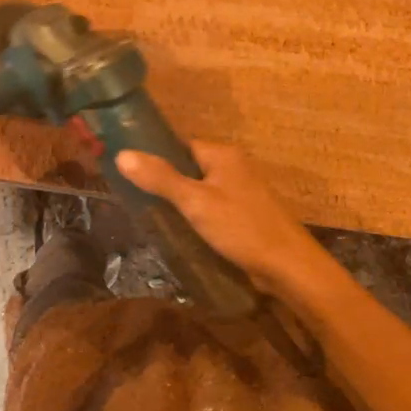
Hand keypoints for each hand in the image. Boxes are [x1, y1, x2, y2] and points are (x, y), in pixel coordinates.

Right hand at [115, 143, 333, 300]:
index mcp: (222, 155)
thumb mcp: (195, 202)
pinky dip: (193, 216)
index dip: (154, 155)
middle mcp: (232, 167)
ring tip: (148, 214)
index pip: (179, 144)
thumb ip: (160, 178)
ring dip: (178, 202)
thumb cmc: (241, 227)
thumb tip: (121, 154)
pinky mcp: (243, 216)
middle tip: (132, 196)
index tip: (128, 170)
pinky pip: (210, 208)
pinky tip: (177, 230)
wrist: (288, 266)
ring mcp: (240, 192)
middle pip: (188, 167)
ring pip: (198, 190)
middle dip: (163, 181)